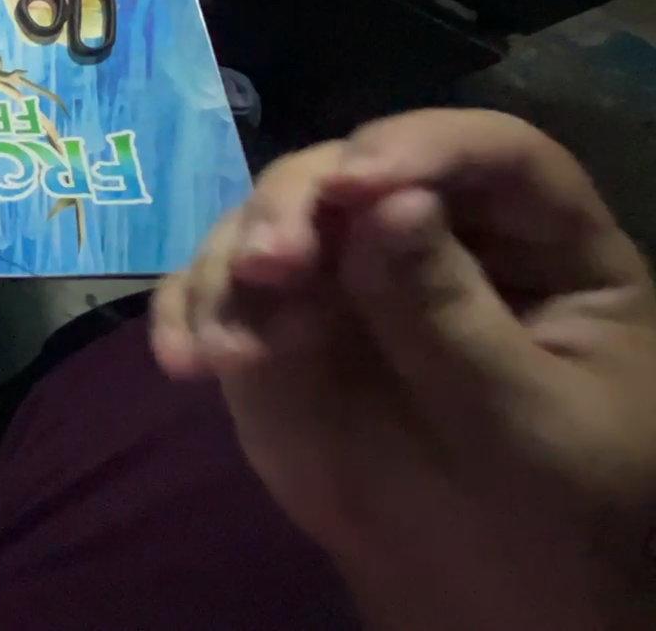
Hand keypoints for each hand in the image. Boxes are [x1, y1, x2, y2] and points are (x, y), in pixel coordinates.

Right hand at [152, 109, 655, 628]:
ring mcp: (330, 266)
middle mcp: (417, 232)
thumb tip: (388, 204)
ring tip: (222, 354)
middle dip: (287, 211)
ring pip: (254, 221)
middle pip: (337, 172)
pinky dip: (184, 312)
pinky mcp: (261, 305)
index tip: (356, 187)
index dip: (419, 148)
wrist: (458, 577)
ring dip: (225, 273)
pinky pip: (204, 282)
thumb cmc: (542, 508)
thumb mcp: (523, 420)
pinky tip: (185, 360)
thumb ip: (450, 312)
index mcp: (531, 244)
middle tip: (264, 268)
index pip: (485, 154)